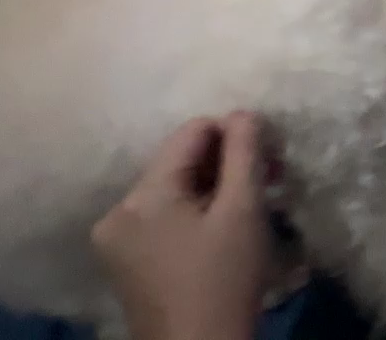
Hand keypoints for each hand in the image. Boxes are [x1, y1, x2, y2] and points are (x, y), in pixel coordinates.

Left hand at [91, 113, 271, 339]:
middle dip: (228, 161)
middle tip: (269, 177)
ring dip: (217, 183)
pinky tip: (224, 224)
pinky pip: (166, 209)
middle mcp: (117, 212)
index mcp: (142, 197)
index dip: (235, 134)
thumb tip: (242, 112)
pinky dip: (199, 206)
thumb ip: (243, 151)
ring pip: (177, 184)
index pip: (192, 132)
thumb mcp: (244, 206)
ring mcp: (116, 237)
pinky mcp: (125, 256)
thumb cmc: (225, 274)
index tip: (267, 157)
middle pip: (182, 159)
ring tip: (252, 202)